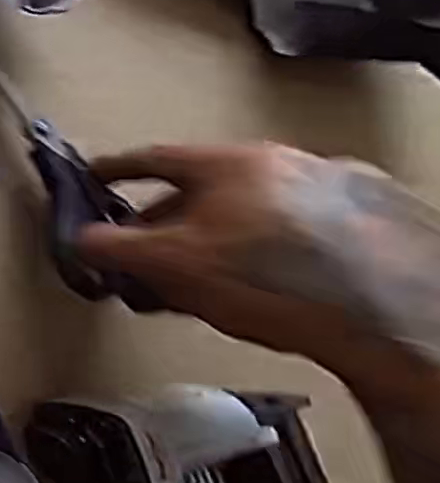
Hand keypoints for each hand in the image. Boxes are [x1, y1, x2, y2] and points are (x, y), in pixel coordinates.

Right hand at [75, 142, 439, 378]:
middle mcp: (294, 165)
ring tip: (192, 282)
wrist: (401, 326)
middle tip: (141, 254)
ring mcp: (347, 194)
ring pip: (249, 212)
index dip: (113, 170)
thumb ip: (105, 245)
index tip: (94, 178)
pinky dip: (262, 252)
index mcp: (237, 163)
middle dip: (162, 224)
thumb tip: (82, 239)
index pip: (153, 157)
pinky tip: (252, 287)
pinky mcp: (385, 227)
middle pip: (201, 190)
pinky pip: (296, 231)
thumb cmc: (278, 282)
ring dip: (211, 242)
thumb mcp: (161, 263)